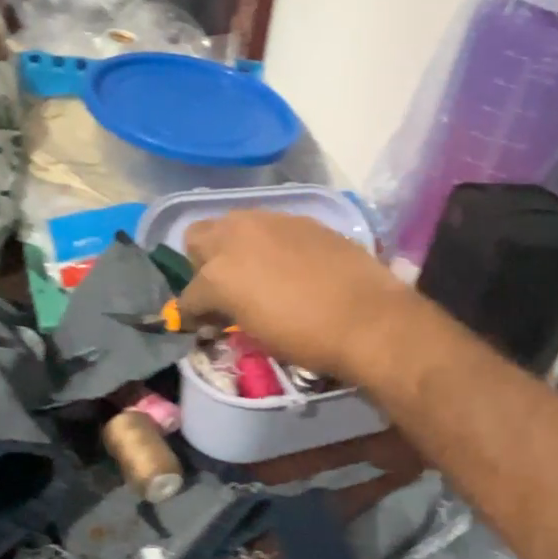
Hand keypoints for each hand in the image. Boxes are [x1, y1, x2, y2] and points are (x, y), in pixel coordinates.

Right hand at [180, 211, 422, 379]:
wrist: (368, 318)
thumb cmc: (308, 339)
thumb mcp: (257, 335)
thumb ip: (231, 315)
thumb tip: (222, 315)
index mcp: (218, 274)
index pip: (189, 295)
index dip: (194, 314)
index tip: (205, 325)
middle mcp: (236, 236)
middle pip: (198, 238)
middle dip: (202, 263)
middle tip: (223, 288)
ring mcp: (270, 221)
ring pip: (233, 223)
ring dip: (234, 246)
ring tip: (254, 272)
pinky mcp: (301, 219)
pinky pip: (270, 225)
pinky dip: (269, 242)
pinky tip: (288, 264)